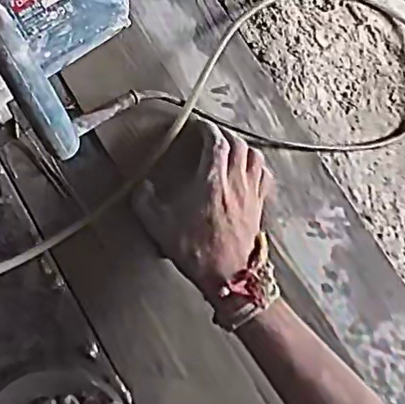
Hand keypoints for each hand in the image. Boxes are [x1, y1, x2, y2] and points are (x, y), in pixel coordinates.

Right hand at [135, 123, 273, 303]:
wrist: (229, 277)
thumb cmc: (196, 249)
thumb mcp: (158, 225)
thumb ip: (145, 201)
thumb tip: (141, 187)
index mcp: (212, 179)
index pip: (215, 141)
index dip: (207, 129)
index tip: (198, 126)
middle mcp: (235, 180)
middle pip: (237, 143)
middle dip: (224, 134)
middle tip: (211, 135)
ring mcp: (251, 193)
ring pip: (254, 156)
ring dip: (242, 146)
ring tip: (230, 146)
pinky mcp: (259, 206)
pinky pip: (263, 175)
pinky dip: (256, 165)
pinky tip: (249, 169)